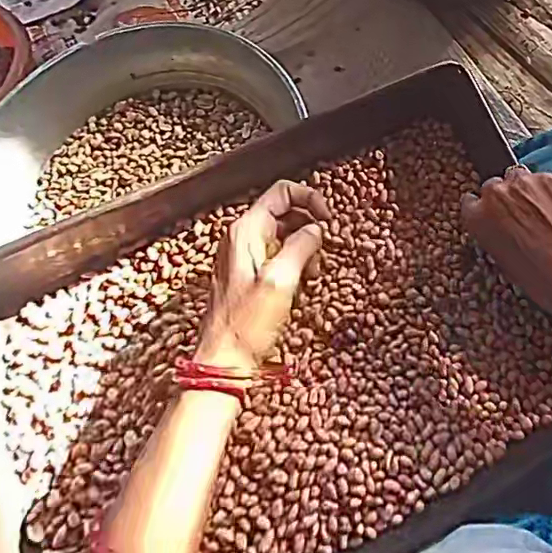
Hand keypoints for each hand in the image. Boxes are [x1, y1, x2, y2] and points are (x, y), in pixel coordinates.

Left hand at [196, 179, 330, 373]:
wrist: (223, 360)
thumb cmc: (246, 325)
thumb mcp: (281, 281)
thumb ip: (301, 246)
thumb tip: (317, 229)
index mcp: (246, 231)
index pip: (282, 192)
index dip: (311, 200)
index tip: (328, 222)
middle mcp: (241, 237)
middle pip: (285, 211)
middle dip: (310, 226)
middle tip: (324, 251)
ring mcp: (243, 255)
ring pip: (284, 233)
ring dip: (305, 246)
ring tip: (313, 272)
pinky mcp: (248, 273)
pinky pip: (277, 254)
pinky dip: (295, 261)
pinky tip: (302, 283)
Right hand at [461, 165, 551, 325]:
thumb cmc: (545, 281)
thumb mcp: (506, 265)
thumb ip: (495, 239)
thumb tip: (500, 231)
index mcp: (479, 218)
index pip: (469, 203)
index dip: (483, 213)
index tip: (492, 220)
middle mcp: (498, 193)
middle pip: (494, 187)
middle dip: (505, 201)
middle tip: (521, 221)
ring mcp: (527, 183)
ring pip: (519, 178)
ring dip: (526, 193)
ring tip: (542, 216)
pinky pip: (544, 180)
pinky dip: (549, 192)